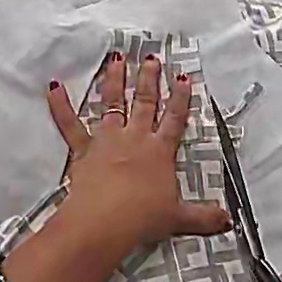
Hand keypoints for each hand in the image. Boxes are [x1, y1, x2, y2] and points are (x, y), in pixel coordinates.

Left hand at [46, 53, 230, 252]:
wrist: (105, 223)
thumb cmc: (142, 218)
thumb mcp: (179, 218)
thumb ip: (204, 217)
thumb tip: (227, 222)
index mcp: (160, 151)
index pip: (175, 119)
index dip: (181, 98)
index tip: (183, 77)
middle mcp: (135, 139)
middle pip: (145, 103)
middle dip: (150, 79)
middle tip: (151, 59)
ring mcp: (108, 141)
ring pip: (113, 104)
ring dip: (115, 81)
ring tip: (117, 60)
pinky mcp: (83, 150)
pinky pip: (70, 124)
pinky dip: (60, 106)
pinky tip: (54, 87)